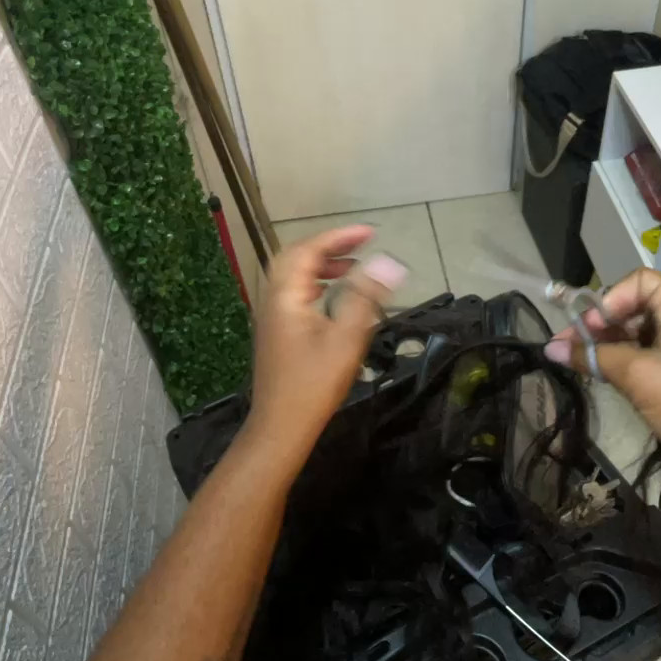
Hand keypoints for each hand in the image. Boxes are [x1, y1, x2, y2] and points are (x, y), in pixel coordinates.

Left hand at [239, 226, 403, 464]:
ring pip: (293, 276)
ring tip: (353, 268)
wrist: (280, 427)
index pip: (309, 250)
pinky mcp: (276, 332)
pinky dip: (315, 284)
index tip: (370, 233)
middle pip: (296, 257)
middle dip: (329, 247)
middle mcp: (273, 299)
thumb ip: (365, 297)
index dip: (339, 236)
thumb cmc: (314, 384)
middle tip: (360, 246)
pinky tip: (335, 298)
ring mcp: (271, 316)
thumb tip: (388, 262)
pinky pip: (294, 293)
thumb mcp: (346, 338)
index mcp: (286, 295)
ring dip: (322, 265)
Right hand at [544, 268, 660, 476]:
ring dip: (607, 345)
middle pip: (635, 307)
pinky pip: (645, 357)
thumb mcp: (636, 375)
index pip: (640, 282)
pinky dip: (621, 362)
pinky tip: (601, 376)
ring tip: (579, 363)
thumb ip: (592, 357)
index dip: (612, 298)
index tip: (594, 327)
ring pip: (637, 335)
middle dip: (600, 324)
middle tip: (570, 347)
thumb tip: (550, 348)